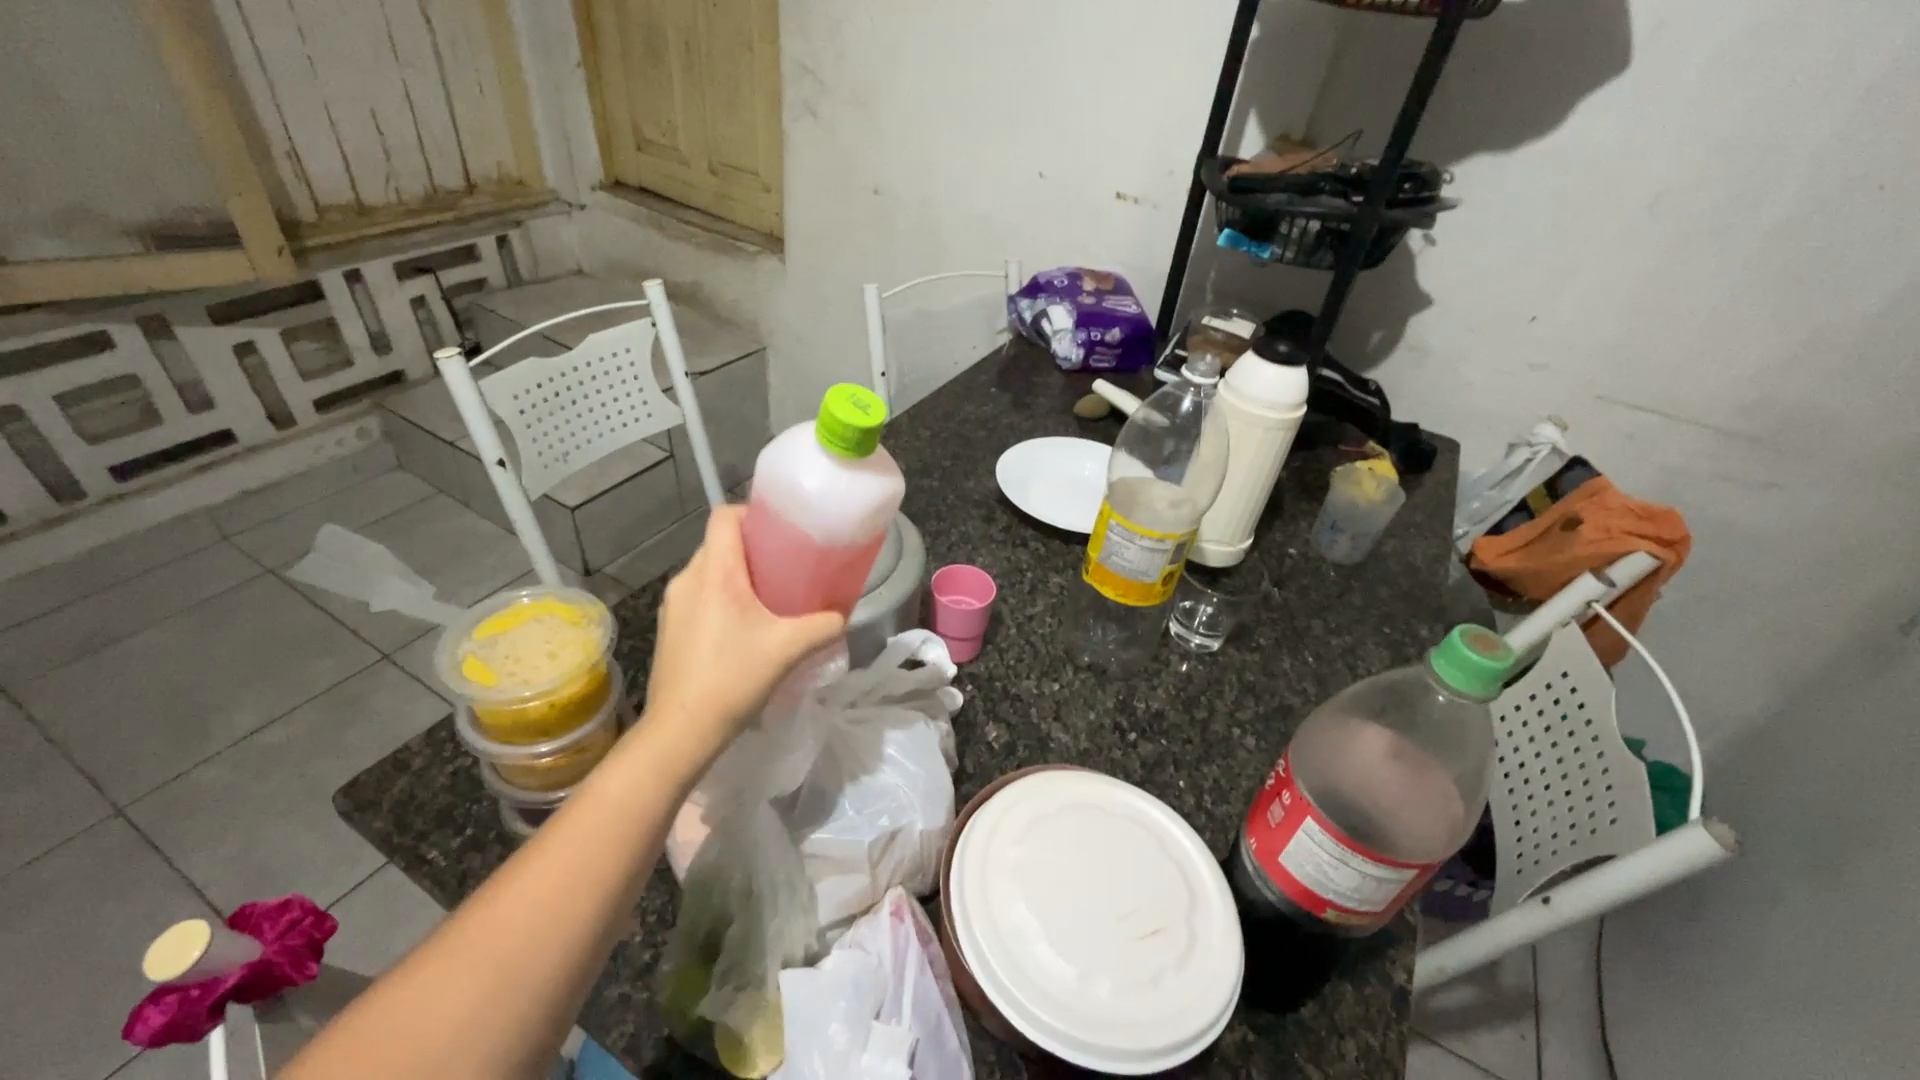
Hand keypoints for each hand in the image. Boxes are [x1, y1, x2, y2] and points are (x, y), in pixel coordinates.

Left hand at [641, 505, 845, 756]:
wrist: (682, 730)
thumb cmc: (734, 679)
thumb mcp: (790, 649)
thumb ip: (824, 626)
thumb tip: (842, 615)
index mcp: (715, 573)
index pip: (724, 516)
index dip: (752, 513)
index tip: (781, 531)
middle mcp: (687, 579)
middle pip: (720, 544)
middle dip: (752, 550)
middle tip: (786, 568)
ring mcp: (673, 605)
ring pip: (709, 572)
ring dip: (737, 577)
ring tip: (769, 600)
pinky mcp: (669, 629)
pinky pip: (698, 597)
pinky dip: (721, 600)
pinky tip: (744, 630)